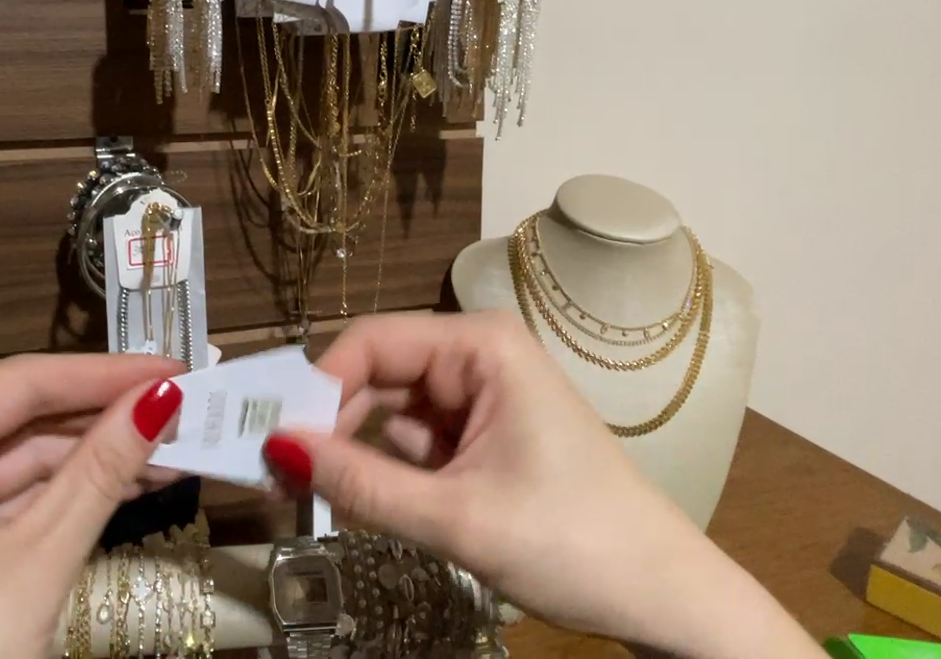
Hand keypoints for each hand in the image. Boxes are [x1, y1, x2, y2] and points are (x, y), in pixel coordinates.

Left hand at [0, 353, 184, 658]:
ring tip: (177, 442)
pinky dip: (76, 492)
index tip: (173, 365)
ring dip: (101, 455)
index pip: (17, 385)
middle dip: (106, 417)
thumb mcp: (31, 565)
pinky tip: (136, 479)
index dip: (102, 373)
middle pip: (23, 419)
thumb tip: (164, 397)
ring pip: (27, 459)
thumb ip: (100, 473)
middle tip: (184, 402)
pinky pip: (19, 498)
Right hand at [261, 311, 821, 658]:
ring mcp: (478, 392)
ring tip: (316, 492)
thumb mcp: (458, 519)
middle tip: (281, 473)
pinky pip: (412, 435)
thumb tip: (274, 447)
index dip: (319, 384)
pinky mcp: (479, 430)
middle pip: (377, 371)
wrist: (665, 599)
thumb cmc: (574, 544)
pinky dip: (386, 466)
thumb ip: (361, 484)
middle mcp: (476, 354)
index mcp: (480, 345)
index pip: (373, 341)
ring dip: (355, 448)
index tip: (275, 436)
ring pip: (389, 407)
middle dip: (332, 421)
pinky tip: (367, 498)